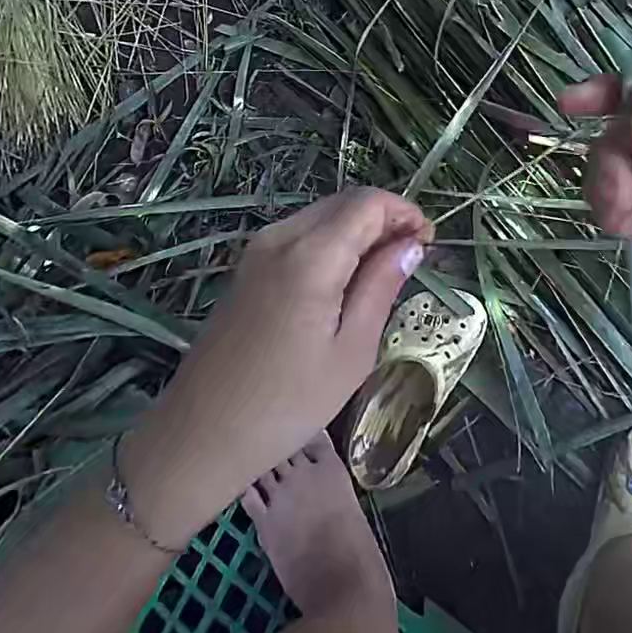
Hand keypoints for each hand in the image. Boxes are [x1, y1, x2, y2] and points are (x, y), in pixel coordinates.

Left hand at [122, 187, 431, 541]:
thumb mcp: (351, 350)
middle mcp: (281, 236)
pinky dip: (331, 242)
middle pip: (344, 202)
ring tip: (382, 272)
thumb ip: (381, 286)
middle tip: (411, 258)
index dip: (405, 212)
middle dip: (384, 218)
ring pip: (322, 215)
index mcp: (310, 254)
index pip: (367, 203)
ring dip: (358, 229)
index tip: (428, 242)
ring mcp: (258, 248)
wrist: (203, 430)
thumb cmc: (288, 402)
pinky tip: (343, 280)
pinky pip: (300, 234)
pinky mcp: (248, 265)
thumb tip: (411, 244)